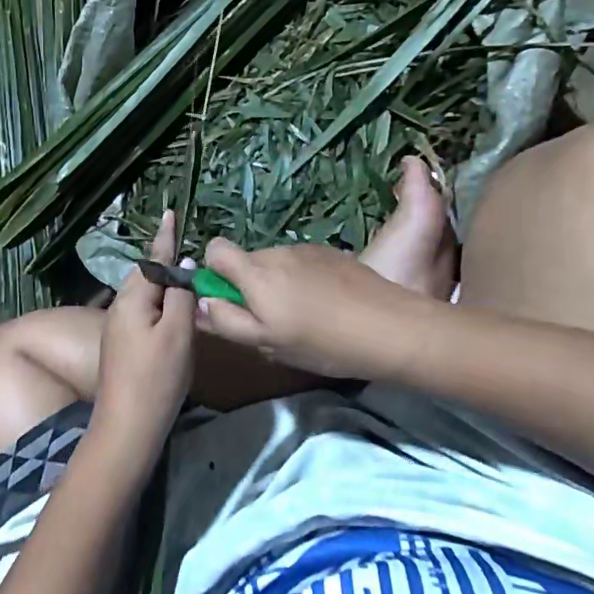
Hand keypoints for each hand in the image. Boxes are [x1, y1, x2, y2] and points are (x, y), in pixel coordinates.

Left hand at [94, 212, 196, 447]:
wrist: (127, 425)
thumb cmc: (156, 377)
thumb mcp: (178, 333)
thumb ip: (182, 297)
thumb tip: (184, 267)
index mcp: (132, 299)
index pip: (153, 260)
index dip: (164, 237)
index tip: (170, 213)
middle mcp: (119, 307)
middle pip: (145, 275)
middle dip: (164, 260)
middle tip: (185, 244)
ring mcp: (117, 327)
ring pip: (144, 295)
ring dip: (162, 283)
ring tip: (184, 275)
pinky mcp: (121, 345)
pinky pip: (142, 311)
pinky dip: (159, 304)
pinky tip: (171, 310)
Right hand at [196, 238, 423, 379]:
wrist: (392, 328)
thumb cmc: (323, 343)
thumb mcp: (268, 343)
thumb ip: (227, 321)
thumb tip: (202, 302)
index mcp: (256, 273)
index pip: (215, 249)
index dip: (215, 272)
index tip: (230, 300)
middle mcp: (277, 253)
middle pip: (247, 261)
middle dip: (249, 285)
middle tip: (272, 321)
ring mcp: (307, 251)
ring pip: (276, 264)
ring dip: (278, 285)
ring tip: (304, 317)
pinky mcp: (332, 254)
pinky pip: (302, 264)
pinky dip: (304, 281)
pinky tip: (327, 307)